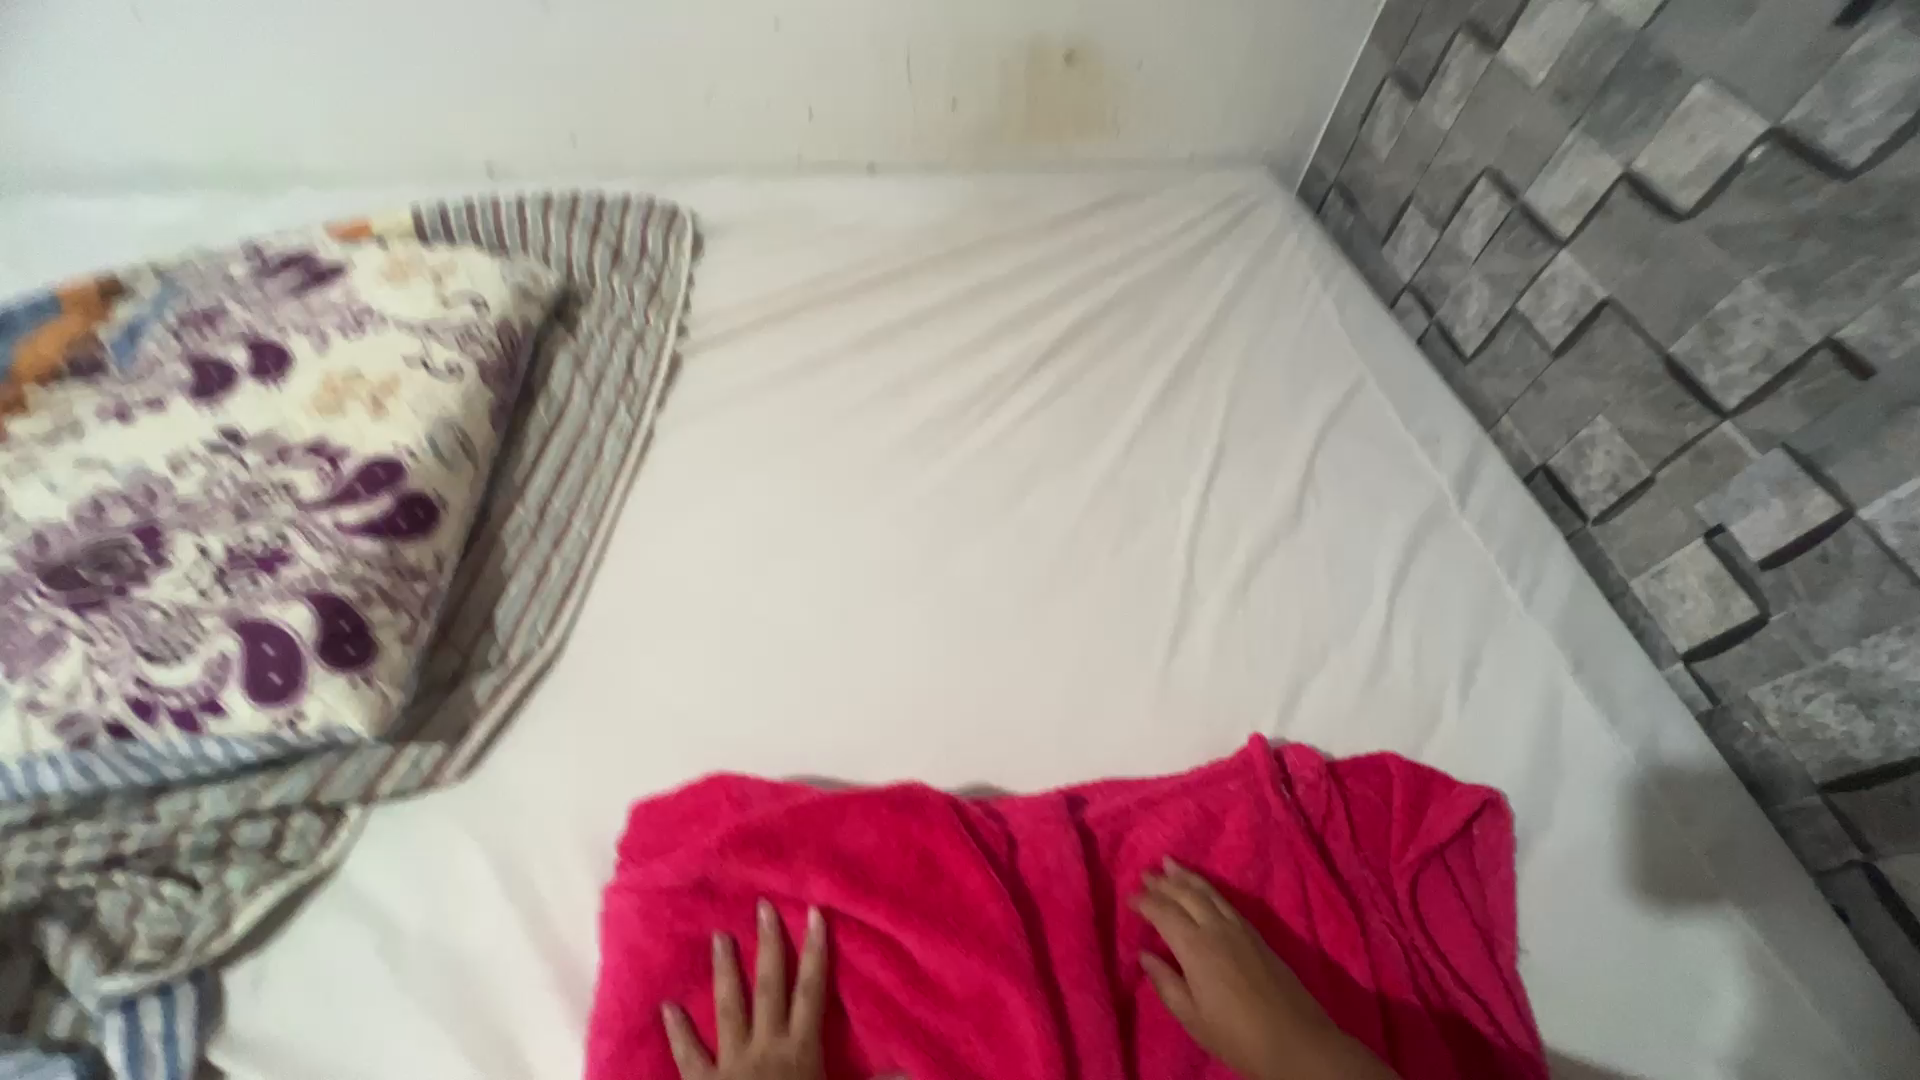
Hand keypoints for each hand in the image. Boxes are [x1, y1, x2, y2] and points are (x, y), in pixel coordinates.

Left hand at [661, 900, 833, 1079]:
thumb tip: (912, 1069)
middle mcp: (766, 1047)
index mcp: (801, 1049)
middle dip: (769, 945)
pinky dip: (677, 1032)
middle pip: (770, 986)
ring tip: (719, 937)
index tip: (814, 912)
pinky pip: (688, 1057)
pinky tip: (666, 1007)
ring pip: (729, 1008)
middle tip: (762, 906)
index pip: (812, 990)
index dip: (816, 950)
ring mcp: (731, 1065)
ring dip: (725, 972)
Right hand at [1131, 858, 1399, 1079]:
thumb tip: (1145, 955)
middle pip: (1185, 894)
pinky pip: (1225, 900)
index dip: (1144, 902)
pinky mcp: (1256, 934)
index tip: (1129, 898)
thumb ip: (1166, 984)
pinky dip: (1208, 888)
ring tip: (1169, 863)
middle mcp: (1215, 928)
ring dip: (1186, 876)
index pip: (1163, 913)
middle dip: (1163, 882)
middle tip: (1145, 873)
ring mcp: (1239, 928)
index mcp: (1195, 947)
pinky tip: (1203, 889)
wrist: (1297, 1042)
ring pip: (1207, 892)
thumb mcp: (1193, 1018)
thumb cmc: (1238, 1036)